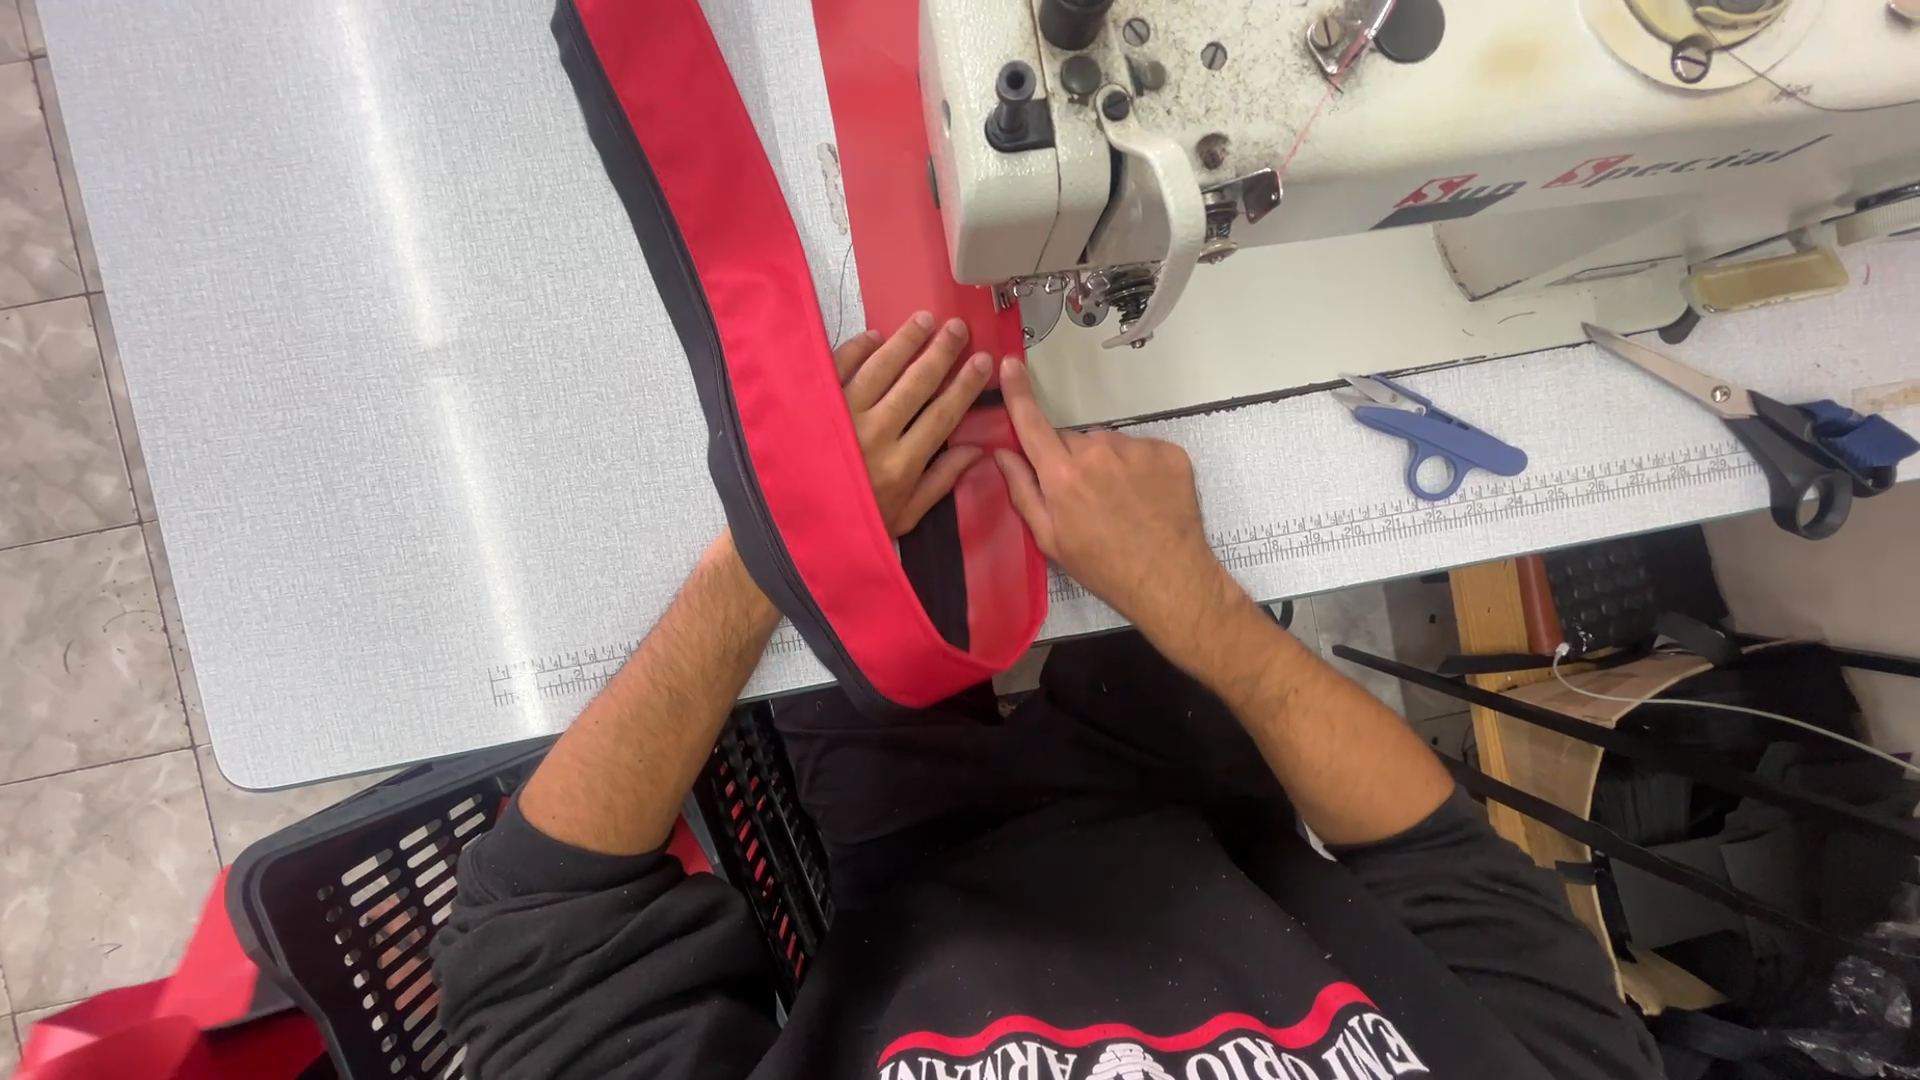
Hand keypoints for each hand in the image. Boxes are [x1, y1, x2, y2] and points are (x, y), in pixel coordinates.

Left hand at [835, 313, 993, 535]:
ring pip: (880, 369)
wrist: (791, 528)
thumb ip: (940, 481)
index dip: (965, 385)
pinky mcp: (813, 405)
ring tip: (924, 320)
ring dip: (905, 341)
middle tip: (957, 328)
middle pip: (916, 383)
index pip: (942, 414)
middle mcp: (875, 435)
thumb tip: (976, 450)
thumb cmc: (855, 524)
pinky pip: (838, 368)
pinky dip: (857, 349)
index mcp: (902, 465)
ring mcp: (842, 416)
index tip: (982, 360)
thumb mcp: (904, 517)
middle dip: (940, 352)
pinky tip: (875, 337)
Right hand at [994, 357, 1248, 659]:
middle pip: (1071, 440)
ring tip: (1119, 503)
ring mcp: (1136, 448)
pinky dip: (1137, 468)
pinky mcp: (1167, 451)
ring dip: (1106, 464)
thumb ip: (1022, 490)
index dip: (1018, 393)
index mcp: (1062, 474)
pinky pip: (1140, 449)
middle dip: (1070, 461)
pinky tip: (1143, 498)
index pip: (1032, 423)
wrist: (1168, 579)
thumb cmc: (1102, 566)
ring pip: (1106, 445)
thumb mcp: (1049, 538)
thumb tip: (1002, 455)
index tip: (1010, 365)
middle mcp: (1098, 451)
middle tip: (1084, 500)